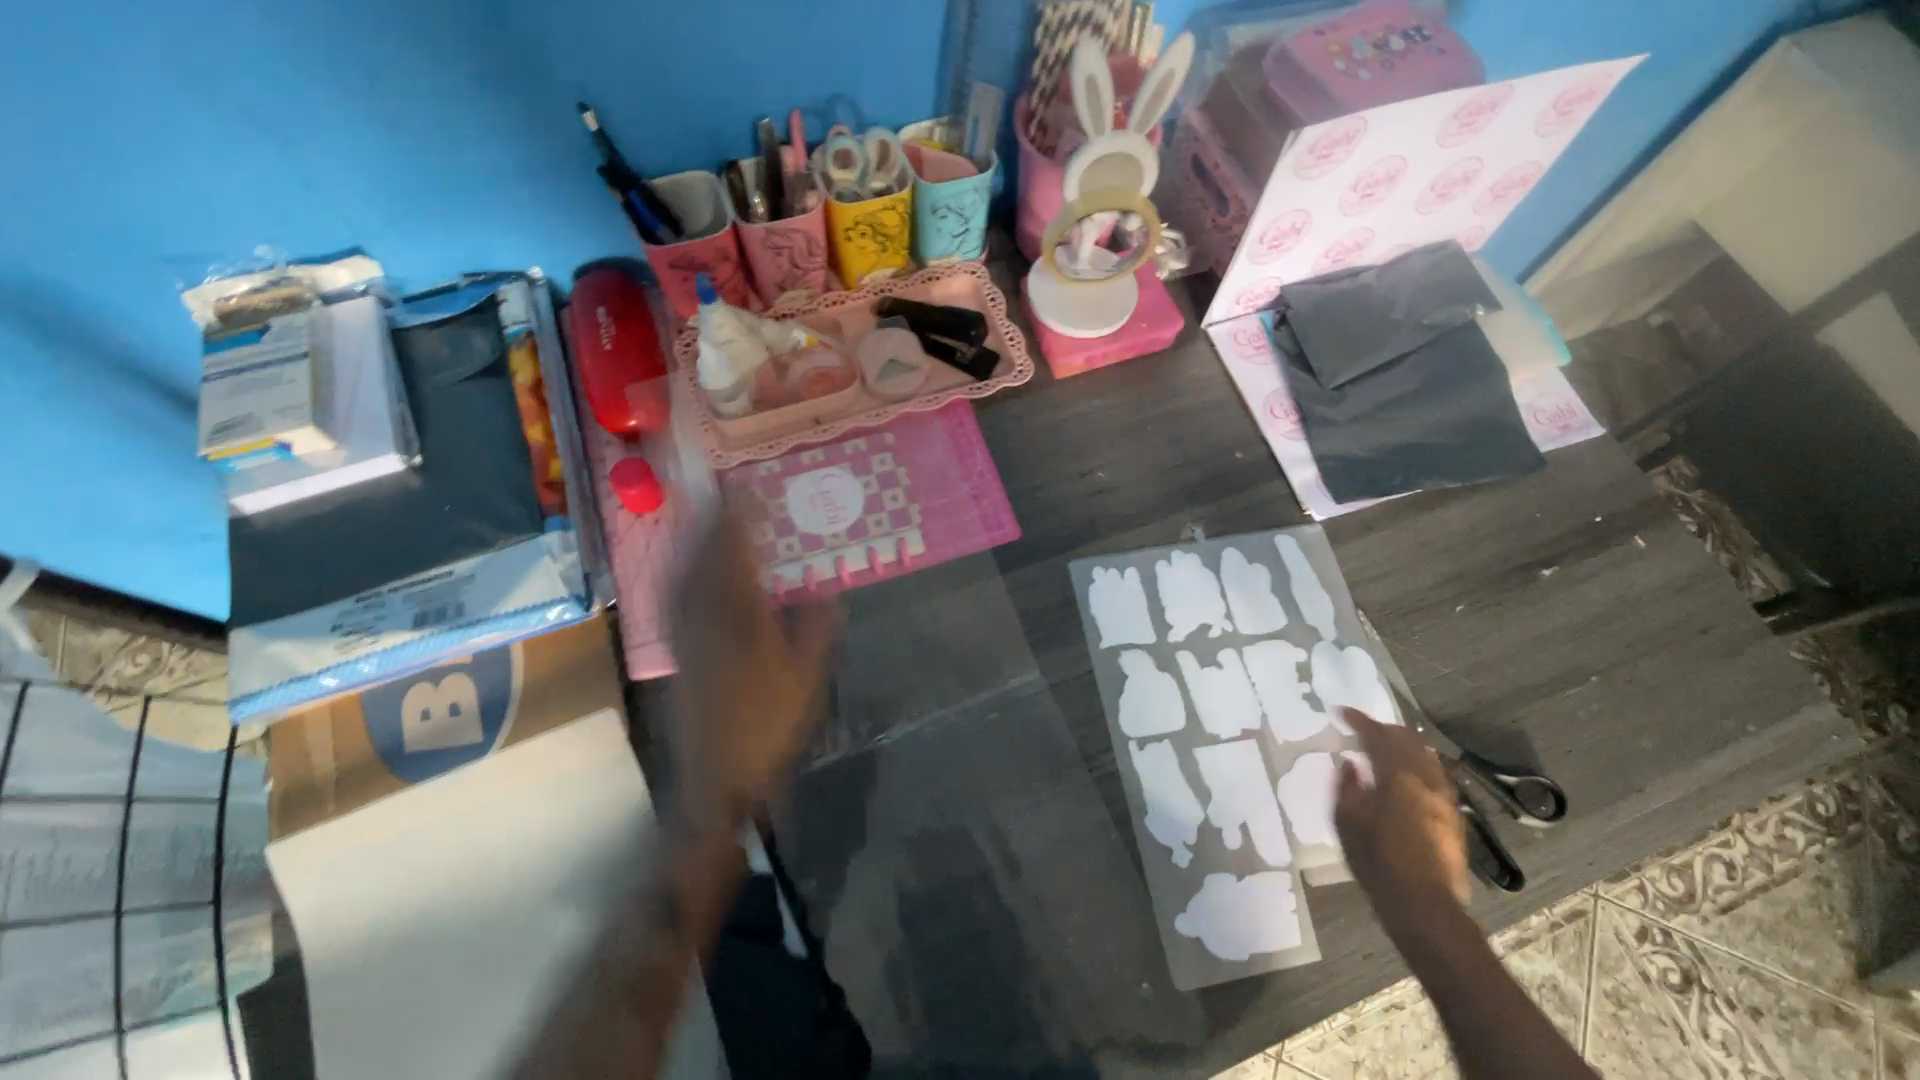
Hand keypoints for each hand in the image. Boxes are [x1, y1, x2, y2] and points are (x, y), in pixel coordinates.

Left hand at [668, 511, 840, 830]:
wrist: (718, 772)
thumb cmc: (769, 723)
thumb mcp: (808, 677)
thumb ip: (818, 628)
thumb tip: (828, 588)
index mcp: (740, 616)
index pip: (735, 552)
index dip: (739, 516)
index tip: (744, 486)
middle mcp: (705, 615)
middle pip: (703, 554)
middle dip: (712, 518)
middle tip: (724, 491)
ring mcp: (684, 631)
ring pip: (684, 571)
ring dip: (694, 539)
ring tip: (707, 517)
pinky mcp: (675, 648)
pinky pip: (676, 592)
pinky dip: (683, 568)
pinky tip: (690, 568)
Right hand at [1334, 707, 1471, 918]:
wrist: (1424, 904)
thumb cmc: (1377, 862)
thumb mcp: (1346, 822)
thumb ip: (1346, 786)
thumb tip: (1350, 763)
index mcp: (1397, 776)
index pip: (1377, 736)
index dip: (1359, 720)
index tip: (1341, 712)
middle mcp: (1425, 779)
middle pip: (1407, 739)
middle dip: (1383, 728)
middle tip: (1361, 728)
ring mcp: (1444, 796)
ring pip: (1425, 755)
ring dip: (1403, 744)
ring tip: (1383, 747)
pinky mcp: (1452, 813)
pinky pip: (1433, 773)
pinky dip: (1416, 763)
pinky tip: (1405, 774)